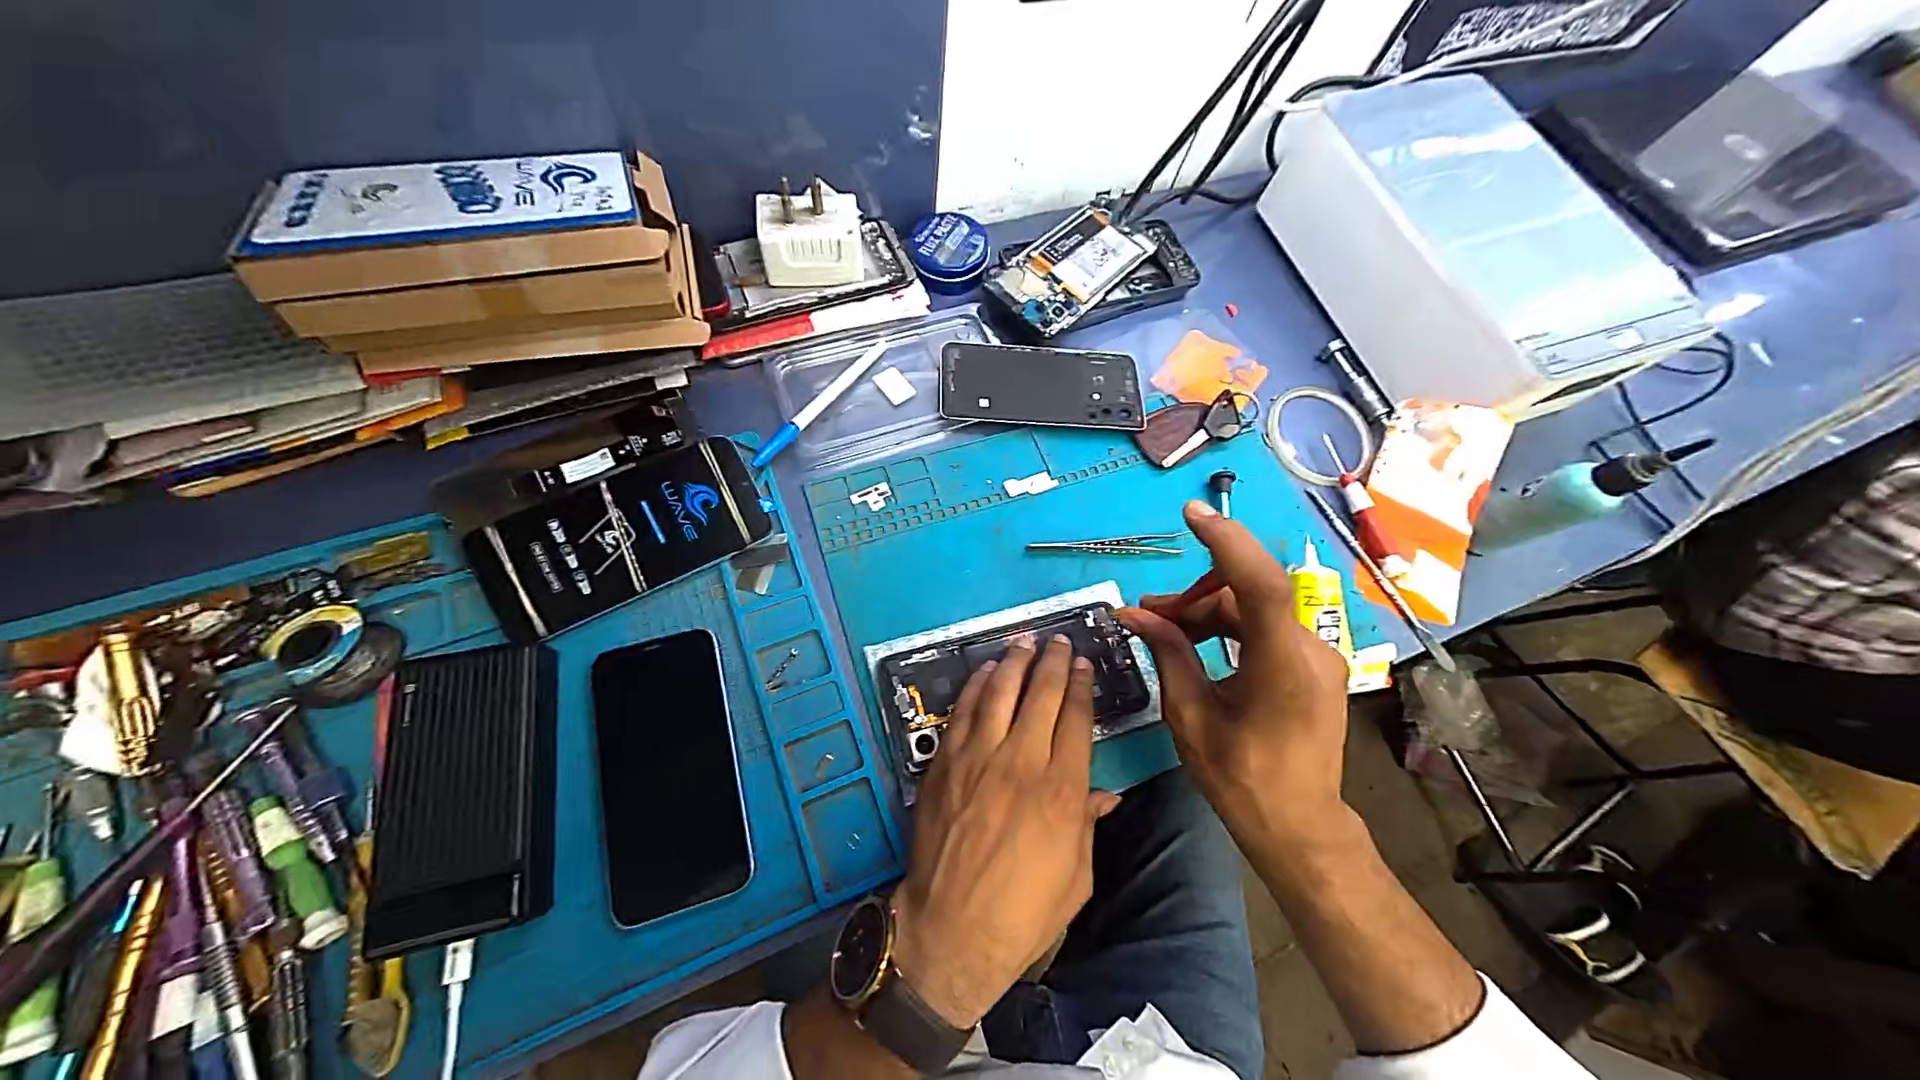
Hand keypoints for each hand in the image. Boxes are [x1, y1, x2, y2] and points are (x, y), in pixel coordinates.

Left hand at [889, 636, 1120, 1029]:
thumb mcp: (1076, 877)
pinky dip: (976, 687)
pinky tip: (985, 672)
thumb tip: (1105, 793)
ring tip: (1024, 641)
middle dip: (1053, 662)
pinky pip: (963, 713)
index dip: (1081, 687)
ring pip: (1000, 694)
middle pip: (1041, 696)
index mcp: (1062, 790)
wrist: (951, 929)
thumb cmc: (1023, 912)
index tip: (1083, 665)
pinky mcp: (945, 764)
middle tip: (1059, 641)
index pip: (1076, 720)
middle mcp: (1021, 762)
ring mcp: (978, 759)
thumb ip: (1088, 824)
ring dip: (1014, 663)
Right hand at [1117, 500, 1352, 848]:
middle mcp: (1309, 649)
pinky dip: (1227, 627)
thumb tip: (1134, 613)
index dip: (1226, 542)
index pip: (1260, 584)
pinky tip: (1195, 644)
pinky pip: (1265, 627)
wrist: (1298, 825)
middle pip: (1247, 594)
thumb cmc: (1240, 778)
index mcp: (1282, 664)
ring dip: (1207, 612)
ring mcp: (1316, 655)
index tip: (1192, 514)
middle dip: (1194, 597)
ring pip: (1254, 608)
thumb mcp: (1190, 714)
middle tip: (1149, 616)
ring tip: (1164, 630)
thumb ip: (1168, 653)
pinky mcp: (1312, 664)